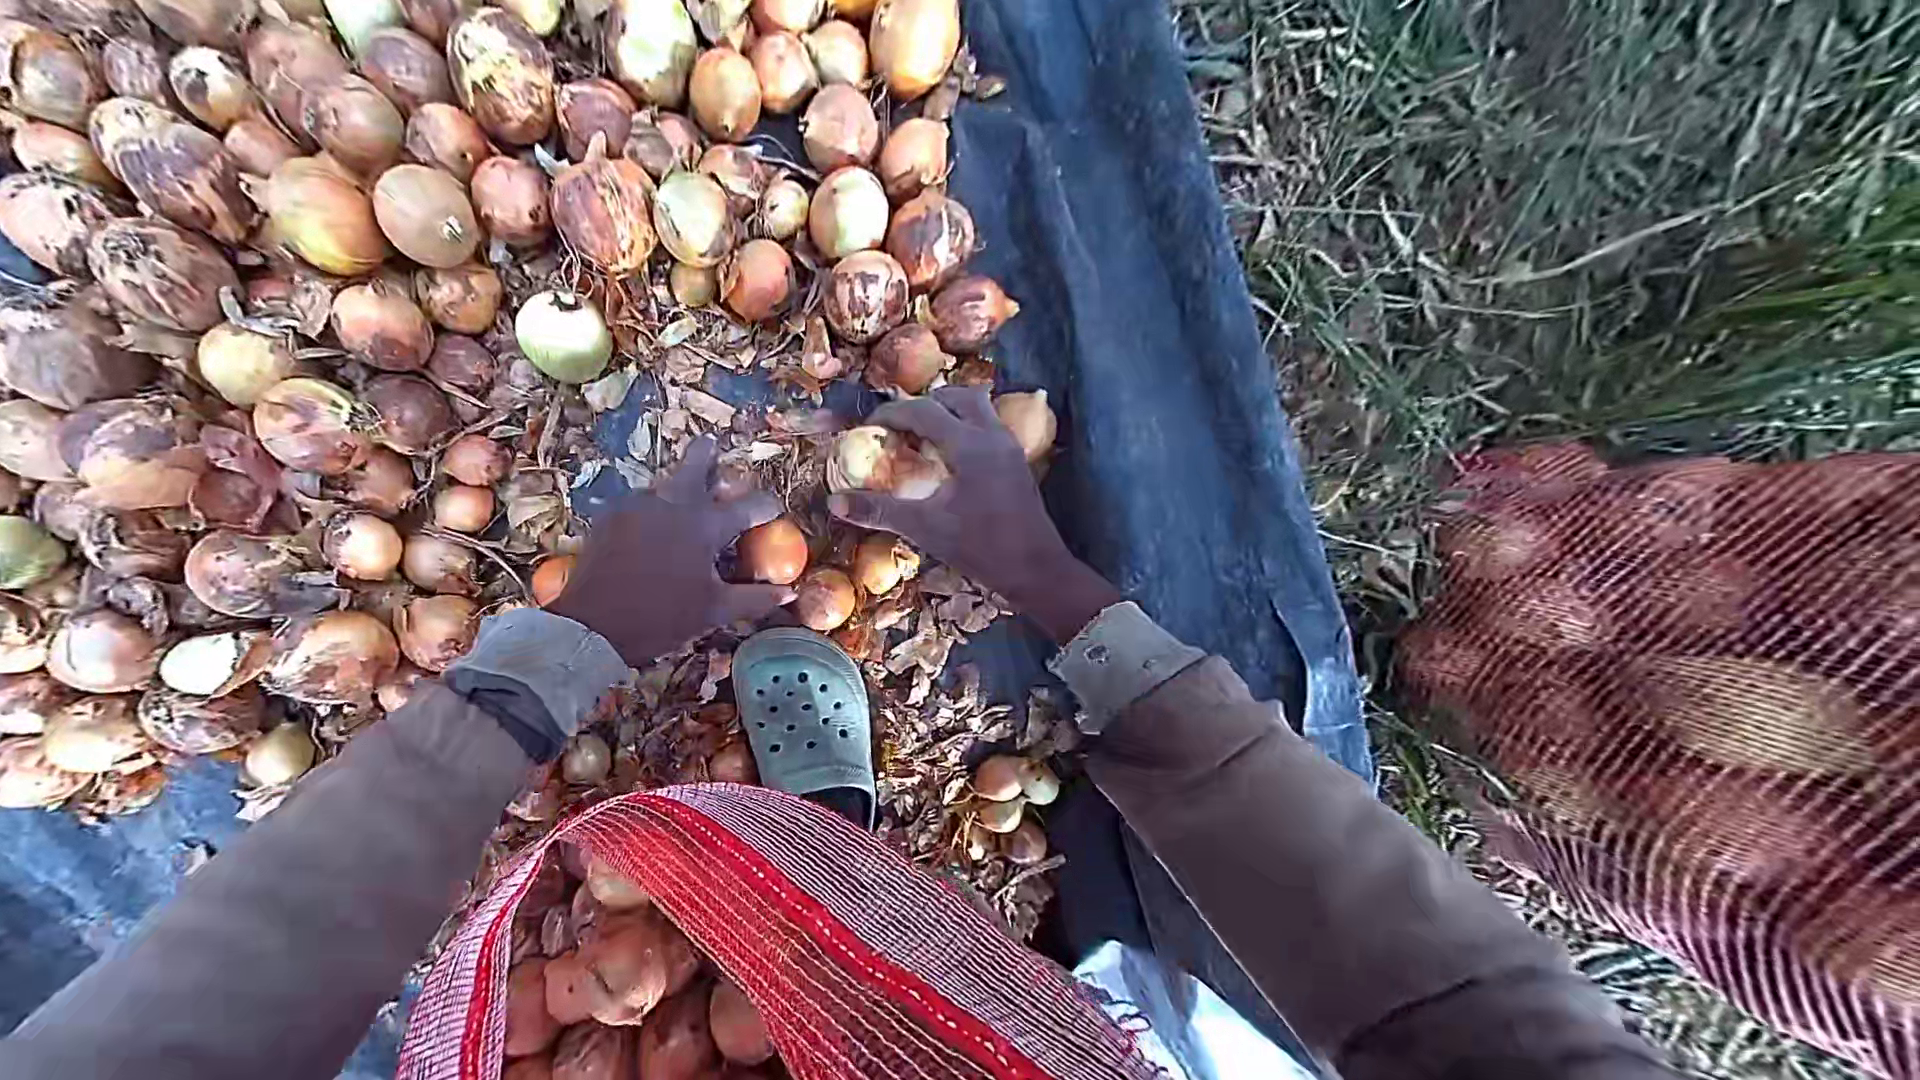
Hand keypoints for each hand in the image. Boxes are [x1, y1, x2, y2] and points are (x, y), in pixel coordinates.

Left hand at [550, 436, 791, 662]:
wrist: (591, 627)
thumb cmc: (662, 617)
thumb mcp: (716, 610)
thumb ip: (756, 597)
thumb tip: (790, 590)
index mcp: (706, 524)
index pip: (752, 504)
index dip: (768, 507)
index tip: (774, 511)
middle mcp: (674, 504)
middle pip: (696, 463)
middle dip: (708, 454)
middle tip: (713, 446)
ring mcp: (638, 506)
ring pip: (666, 481)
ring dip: (680, 484)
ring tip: (685, 497)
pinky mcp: (611, 517)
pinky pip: (641, 501)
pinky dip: (654, 507)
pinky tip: (654, 526)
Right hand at [828, 387, 1119, 642]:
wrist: (1035, 569)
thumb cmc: (980, 547)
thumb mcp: (924, 527)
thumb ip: (879, 511)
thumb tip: (835, 503)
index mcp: (970, 445)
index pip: (924, 411)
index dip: (892, 413)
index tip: (870, 425)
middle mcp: (993, 436)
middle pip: (955, 398)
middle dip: (923, 405)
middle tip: (899, 427)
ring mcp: (1010, 447)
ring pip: (977, 408)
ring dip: (948, 413)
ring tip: (923, 438)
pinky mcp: (1017, 462)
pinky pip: (988, 427)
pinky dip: (966, 428)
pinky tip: (951, 458)